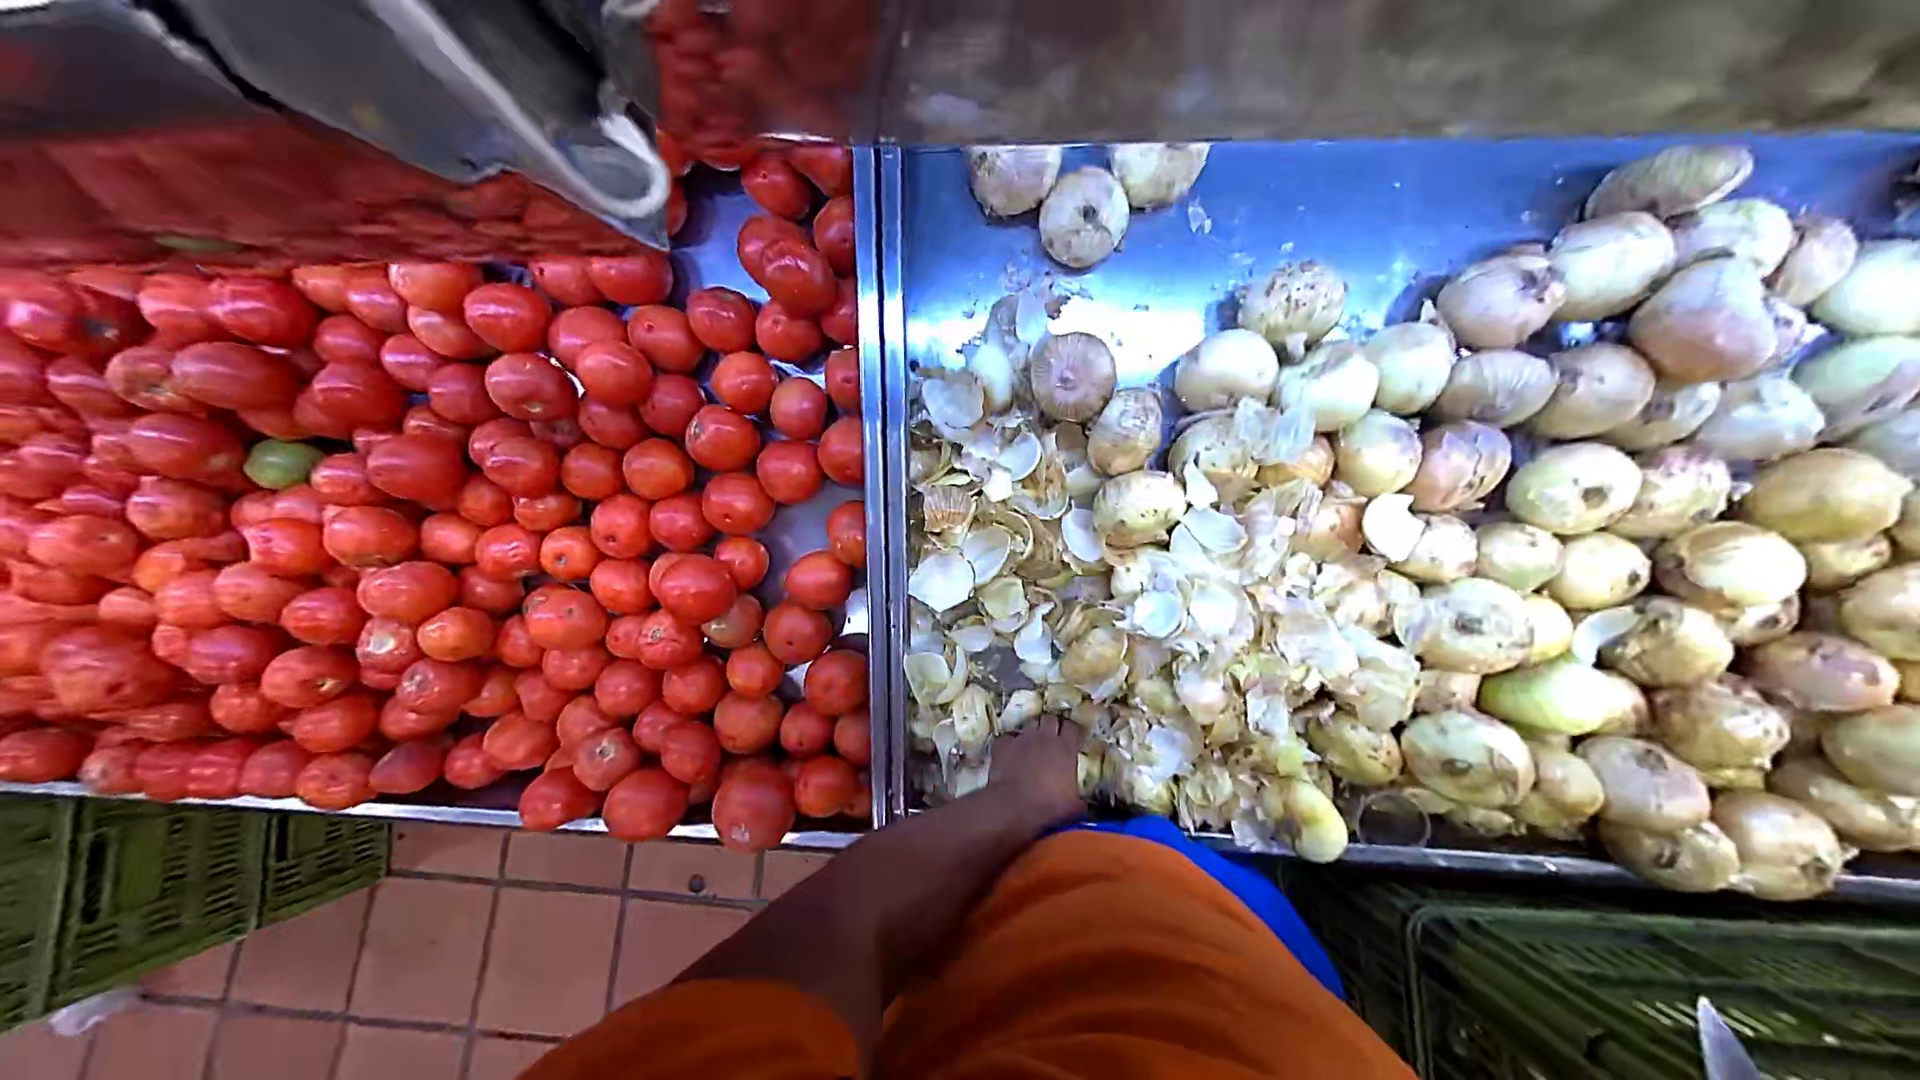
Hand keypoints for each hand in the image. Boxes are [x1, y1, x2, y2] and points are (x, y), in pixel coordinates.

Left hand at [988, 715, 1084, 826]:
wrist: (1013, 805)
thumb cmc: (1048, 806)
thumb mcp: (1073, 807)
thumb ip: (1080, 800)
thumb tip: (1082, 804)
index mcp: (1065, 748)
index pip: (1072, 727)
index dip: (1071, 731)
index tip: (1071, 739)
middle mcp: (1044, 737)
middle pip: (1050, 719)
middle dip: (1051, 726)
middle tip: (1051, 740)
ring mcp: (1022, 738)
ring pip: (1029, 725)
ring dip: (1032, 733)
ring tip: (1031, 746)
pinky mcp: (1003, 744)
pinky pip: (1008, 738)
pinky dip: (1010, 744)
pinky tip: (1010, 753)